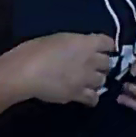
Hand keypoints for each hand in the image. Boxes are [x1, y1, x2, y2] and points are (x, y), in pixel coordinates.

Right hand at [0, 33, 114, 105]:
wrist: (26, 71)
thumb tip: (83, 48)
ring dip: (97, 80)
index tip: (103, 49)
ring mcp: (86, 79)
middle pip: (107, 63)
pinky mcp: (77, 95)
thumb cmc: (39, 49)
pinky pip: (93, 98)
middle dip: (102, 64)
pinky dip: (92, 97)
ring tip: (88, 81)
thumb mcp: (62, 38)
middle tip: (93, 66)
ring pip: (102, 80)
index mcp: (88, 42)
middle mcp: (91, 60)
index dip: (107, 46)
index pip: (109, 43)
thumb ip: (77, 43)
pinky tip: (86, 95)